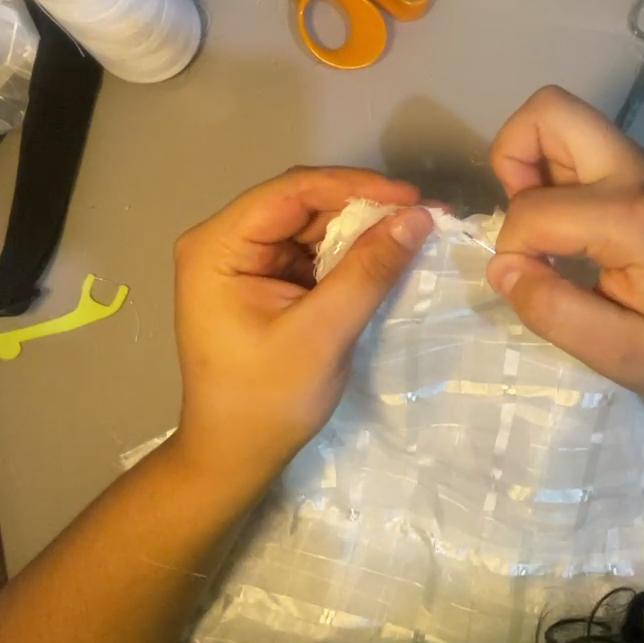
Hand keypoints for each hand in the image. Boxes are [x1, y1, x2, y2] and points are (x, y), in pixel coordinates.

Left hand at [172, 167, 432, 480]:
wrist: (236, 455)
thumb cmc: (268, 398)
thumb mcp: (323, 333)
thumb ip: (369, 271)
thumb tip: (419, 217)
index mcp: (219, 246)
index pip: (292, 192)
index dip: (355, 187)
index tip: (413, 198)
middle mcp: (226, 242)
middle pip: (303, 203)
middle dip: (365, 207)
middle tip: (424, 215)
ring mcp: (246, 260)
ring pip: (313, 224)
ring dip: (363, 228)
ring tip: (416, 231)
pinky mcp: (267, 280)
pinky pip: (315, 251)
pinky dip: (352, 252)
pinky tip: (387, 254)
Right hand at [485, 86, 643, 411]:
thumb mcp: (612, 353)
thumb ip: (550, 309)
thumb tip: (502, 266)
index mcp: (637, 218)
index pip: (535, 210)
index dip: (514, 250)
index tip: (533, 283)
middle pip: (551, 111)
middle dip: (513, 158)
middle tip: (523, 218)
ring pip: (564, 121)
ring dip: (535, 167)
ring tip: (550, 231)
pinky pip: (582, 146)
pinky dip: (557, 177)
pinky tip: (575, 231)